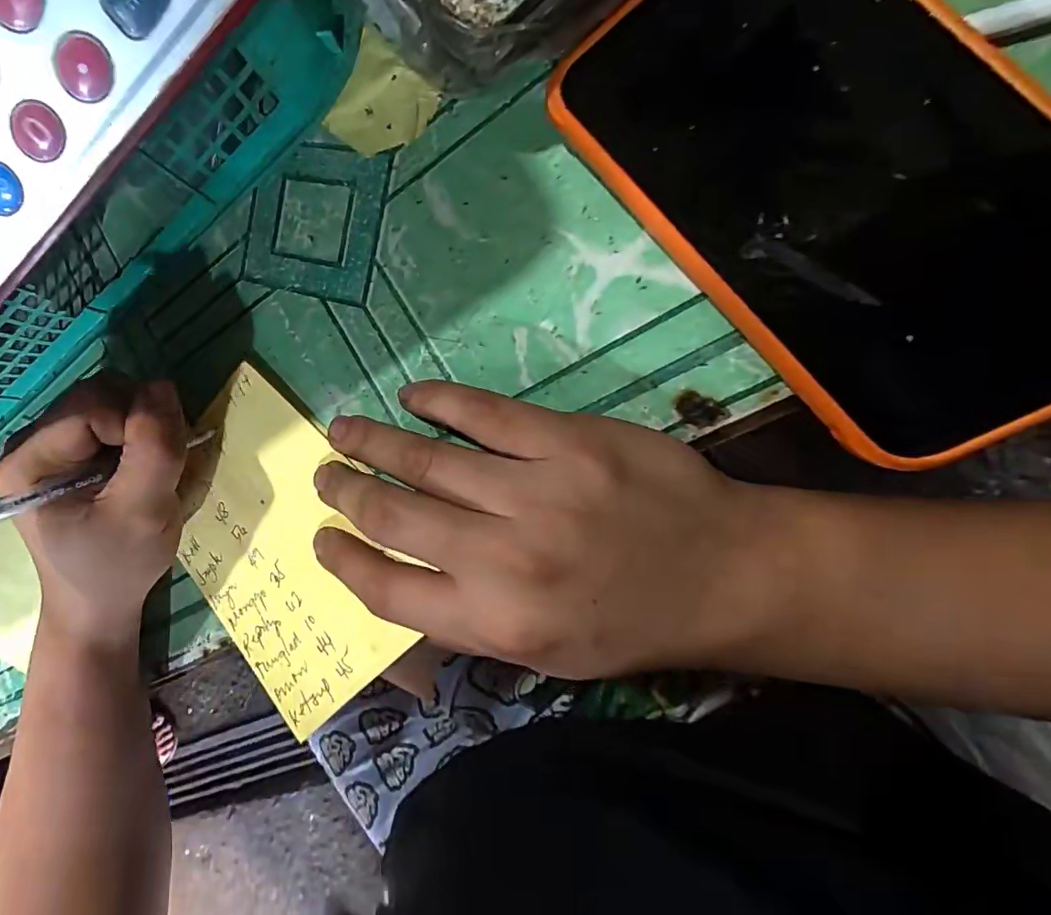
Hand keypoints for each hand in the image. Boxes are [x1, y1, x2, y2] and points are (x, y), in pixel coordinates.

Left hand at [0, 375, 189, 649]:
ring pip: (108, 398)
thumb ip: (153, 449)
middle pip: (96, 393)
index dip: (134, 424)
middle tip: (158, 465)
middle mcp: (29, 441)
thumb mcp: (143, 512)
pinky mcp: (70, 446)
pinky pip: (112, 413)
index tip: (156, 466)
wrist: (98, 606)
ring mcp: (49, 441)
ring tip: (149, 468)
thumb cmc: (115, 569)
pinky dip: (138, 430)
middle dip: (139, 419)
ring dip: (142, 424)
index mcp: (27, 460)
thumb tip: (162, 386)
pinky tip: (139, 466)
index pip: (90, 407)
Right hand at [312, 382, 784, 678]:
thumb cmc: (625, 622)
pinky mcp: (567, 441)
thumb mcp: (541, 654)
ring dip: (372, 442)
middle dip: (344, 490)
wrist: (728, 573)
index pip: (386, 588)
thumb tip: (389, 574)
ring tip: (343, 430)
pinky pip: (483, 413)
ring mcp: (537, 493)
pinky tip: (411, 396)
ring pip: (426, 459)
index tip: (322, 536)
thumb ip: (462, 618)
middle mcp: (507, 560)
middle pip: (394, 515)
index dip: (342, 558)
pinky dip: (438, 400)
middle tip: (323, 473)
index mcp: (497, 621)